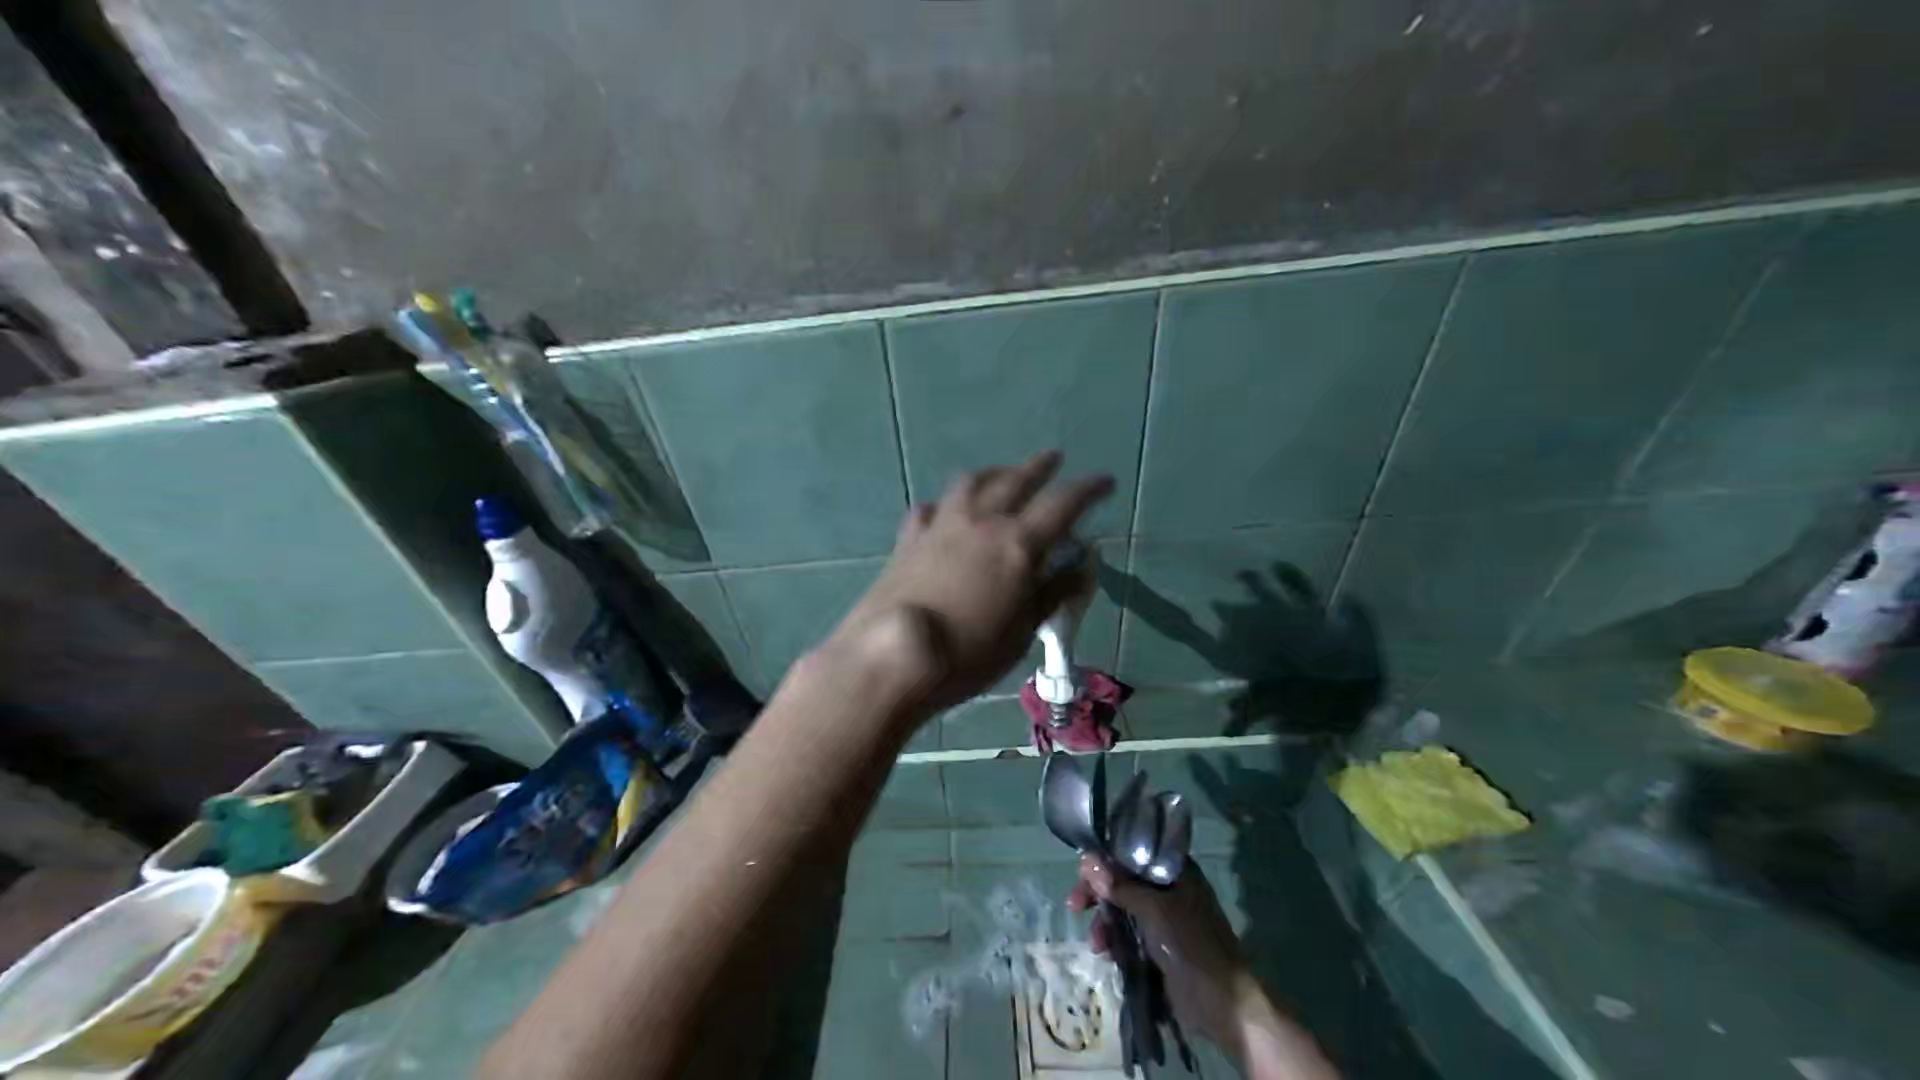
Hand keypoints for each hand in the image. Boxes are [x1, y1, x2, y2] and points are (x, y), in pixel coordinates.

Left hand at [814, 451, 1112, 713]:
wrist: (893, 653)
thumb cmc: (968, 653)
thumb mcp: (1021, 632)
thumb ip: (1051, 594)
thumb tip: (1080, 568)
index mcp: (1018, 544)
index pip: (1063, 504)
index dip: (1088, 489)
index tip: (1105, 481)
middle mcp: (981, 522)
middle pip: (1016, 480)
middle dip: (1040, 467)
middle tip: (1054, 458)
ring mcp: (941, 525)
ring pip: (971, 483)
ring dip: (993, 473)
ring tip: (1003, 475)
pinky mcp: (909, 539)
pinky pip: (932, 508)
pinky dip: (947, 504)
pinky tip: (946, 512)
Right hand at [1069, 856, 1341, 1079]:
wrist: (1223, 1003)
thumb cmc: (1192, 944)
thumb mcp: (1153, 910)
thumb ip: (1120, 886)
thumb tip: (1086, 861)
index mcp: (1176, 871)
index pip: (1134, 851)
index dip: (1107, 857)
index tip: (1083, 870)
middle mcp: (1169, 888)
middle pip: (1124, 880)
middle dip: (1099, 893)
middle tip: (1075, 904)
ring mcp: (1164, 918)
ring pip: (1123, 908)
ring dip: (1104, 922)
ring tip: (1096, 944)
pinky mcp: (1159, 946)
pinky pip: (1128, 934)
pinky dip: (1114, 940)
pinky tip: (1107, 954)